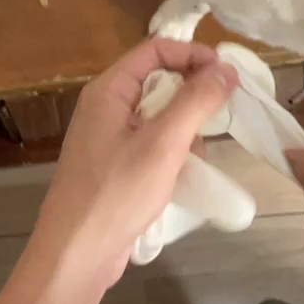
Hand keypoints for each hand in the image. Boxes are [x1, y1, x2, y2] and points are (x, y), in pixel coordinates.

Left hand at [27, 38, 238, 289]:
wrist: (77, 252)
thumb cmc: (116, 193)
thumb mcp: (162, 144)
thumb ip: (195, 102)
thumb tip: (225, 70)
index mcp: (108, 91)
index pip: (155, 50)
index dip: (193, 55)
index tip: (227, 75)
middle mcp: (106, 108)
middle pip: (159, 82)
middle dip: (192, 99)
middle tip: (218, 121)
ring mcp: (109, 139)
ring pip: (161, 117)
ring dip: (185, 133)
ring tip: (193, 160)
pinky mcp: (116, 166)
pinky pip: (153, 146)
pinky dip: (173, 156)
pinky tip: (182, 180)